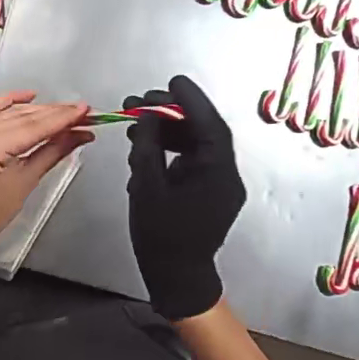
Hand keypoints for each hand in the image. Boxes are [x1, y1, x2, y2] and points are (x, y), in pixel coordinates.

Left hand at [0, 91, 91, 244]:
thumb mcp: (26, 182)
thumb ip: (52, 152)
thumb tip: (80, 134)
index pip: (32, 127)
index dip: (61, 118)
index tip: (85, 111)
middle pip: (23, 117)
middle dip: (55, 114)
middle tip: (84, 112)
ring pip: (11, 113)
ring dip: (40, 110)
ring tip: (67, 111)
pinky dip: (10, 102)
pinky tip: (31, 96)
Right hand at [125, 76, 245, 320]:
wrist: (176, 278)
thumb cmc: (162, 237)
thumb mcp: (148, 189)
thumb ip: (147, 149)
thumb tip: (147, 118)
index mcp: (218, 173)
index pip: (209, 126)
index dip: (191, 100)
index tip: (172, 81)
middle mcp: (224, 175)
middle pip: (201, 132)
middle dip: (170, 114)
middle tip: (139, 101)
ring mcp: (216, 184)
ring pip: (193, 145)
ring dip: (166, 131)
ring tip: (134, 121)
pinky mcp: (206, 192)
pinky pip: (189, 162)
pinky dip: (168, 150)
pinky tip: (143, 145)